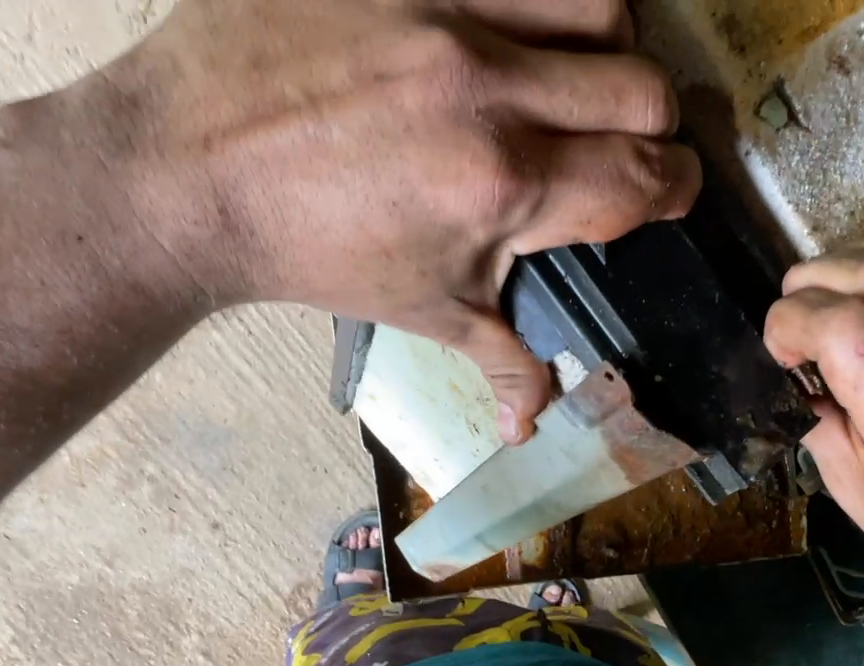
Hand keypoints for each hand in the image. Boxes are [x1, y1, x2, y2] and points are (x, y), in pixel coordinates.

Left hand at [103, 0, 701, 439]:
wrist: (187, 172)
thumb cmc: (312, 252)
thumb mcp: (421, 312)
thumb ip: (502, 362)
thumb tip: (534, 426)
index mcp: (504, 185)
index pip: (644, 178)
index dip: (676, 189)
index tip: (669, 194)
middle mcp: (491, 91)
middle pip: (647, 91)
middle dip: (658, 129)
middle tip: (626, 146)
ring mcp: (445, 12)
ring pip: (604, 8)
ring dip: (614, 51)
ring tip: (581, 81)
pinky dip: (547, 4)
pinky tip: (525, 35)